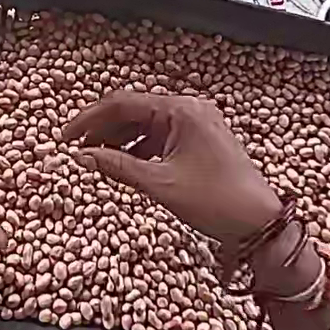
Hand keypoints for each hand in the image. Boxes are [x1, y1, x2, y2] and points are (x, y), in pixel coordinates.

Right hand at [61, 91, 285, 253]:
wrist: (263, 226)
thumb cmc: (216, 201)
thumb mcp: (160, 184)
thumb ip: (117, 166)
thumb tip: (81, 157)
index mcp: (181, 111)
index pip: (122, 104)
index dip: (89, 119)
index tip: (65, 137)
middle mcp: (188, 109)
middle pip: (132, 111)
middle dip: (101, 129)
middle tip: (76, 149)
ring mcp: (195, 124)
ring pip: (144, 124)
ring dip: (117, 140)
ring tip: (93, 158)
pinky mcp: (198, 141)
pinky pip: (158, 137)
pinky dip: (137, 149)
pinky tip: (120, 164)